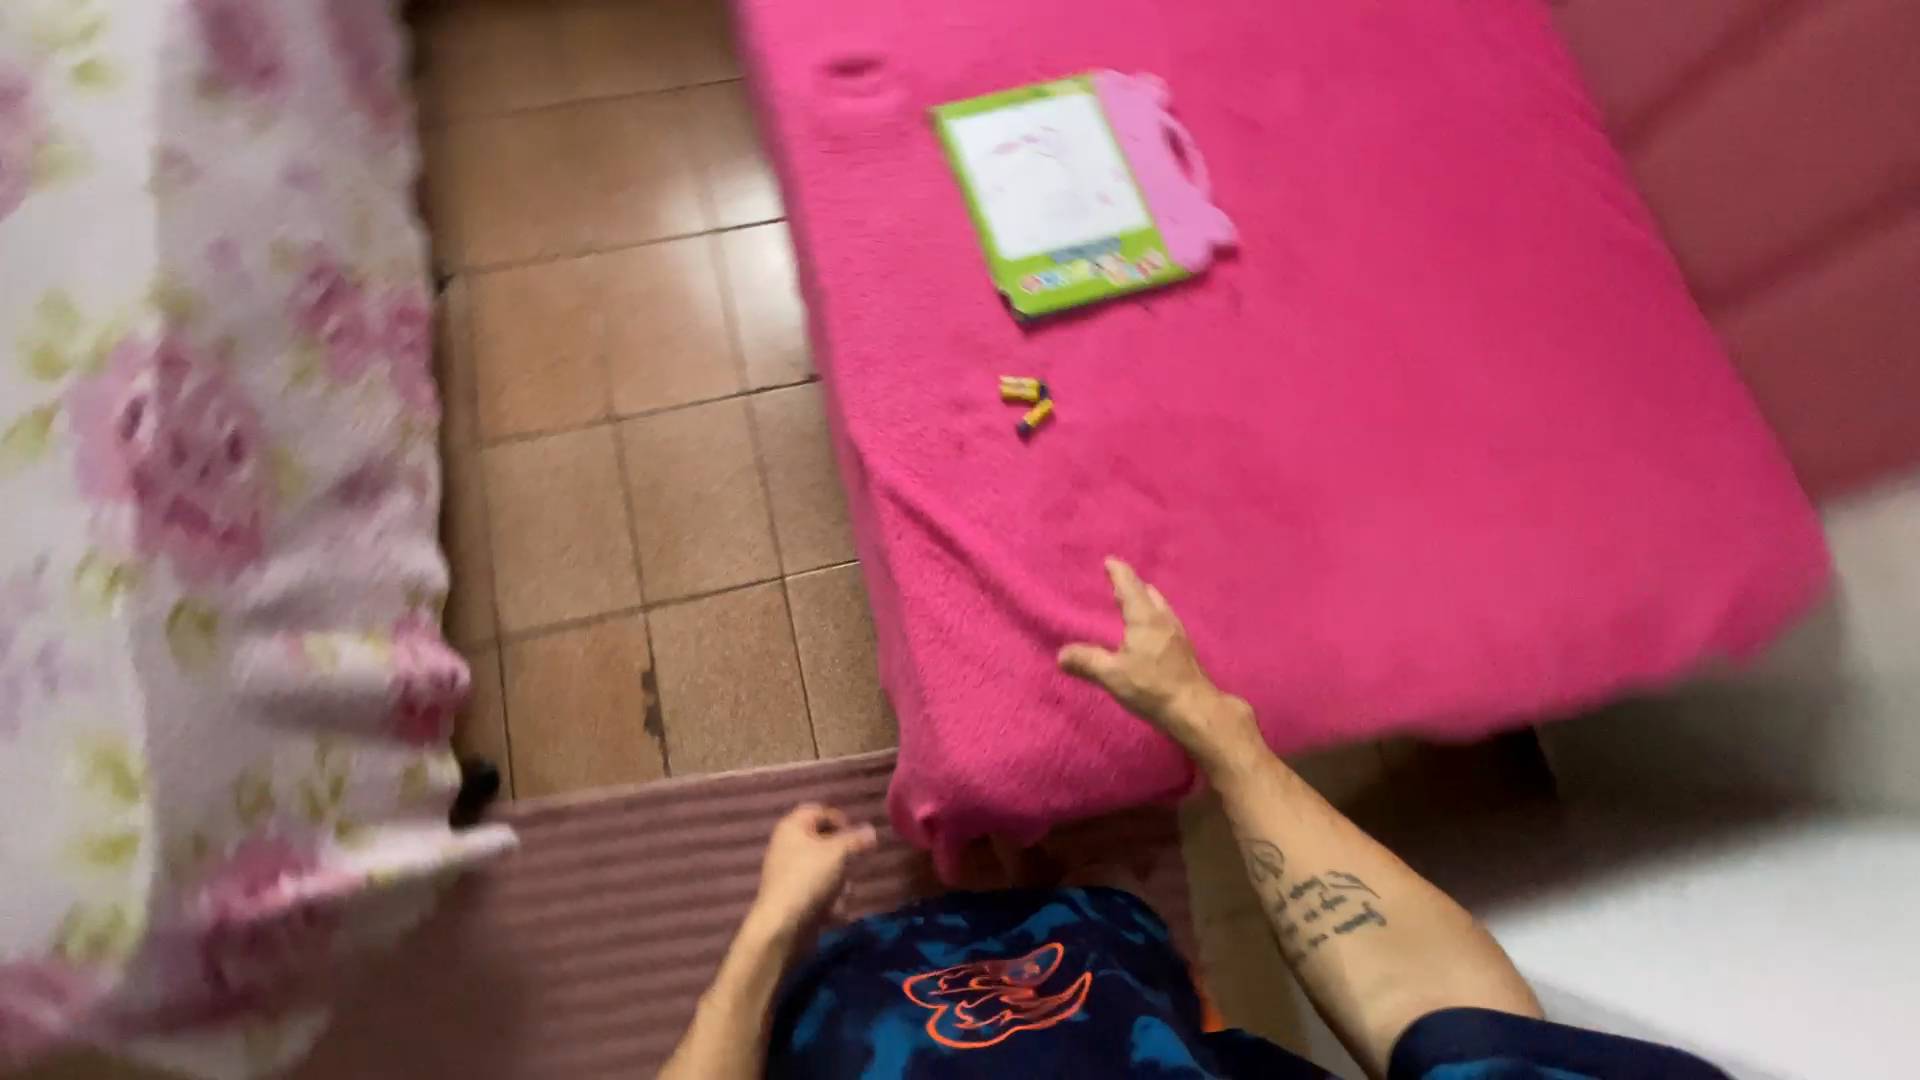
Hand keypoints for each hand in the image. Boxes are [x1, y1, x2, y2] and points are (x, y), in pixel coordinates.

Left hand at [749, 804, 879, 935]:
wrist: (782, 926)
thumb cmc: (809, 878)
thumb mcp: (839, 853)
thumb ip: (857, 839)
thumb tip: (871, 831)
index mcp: (793, 827)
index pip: (819, 811)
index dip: (841, 820)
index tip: (857, 837)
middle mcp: (788, 846)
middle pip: (825, 843)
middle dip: (843, 857)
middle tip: (854, 864)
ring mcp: (790, 874)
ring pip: (826, 870)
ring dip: (839, 883)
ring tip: (841, 893)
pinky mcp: (793, 898)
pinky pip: (819, 891)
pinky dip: (829, 900)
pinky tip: (833, 912)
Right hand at [1058, 558, 1259, 765]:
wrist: (1195, 710)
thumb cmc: (1152, 687)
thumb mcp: (1112, 675)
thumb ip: (1086, 662)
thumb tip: (1061, 655)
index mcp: (1144, 619)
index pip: (1129, 587)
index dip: (1119, 573)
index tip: (1110, 561)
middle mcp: (1163, 620)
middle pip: (1148, 594)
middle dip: (1133, 586)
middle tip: (1119, 582)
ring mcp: (1178, 635)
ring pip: (1160, 608)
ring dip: (1146, 601)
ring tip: (1135, 603)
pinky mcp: (1185, 651)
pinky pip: (1166, 622)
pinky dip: (1154, 617)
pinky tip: (1152, 631)